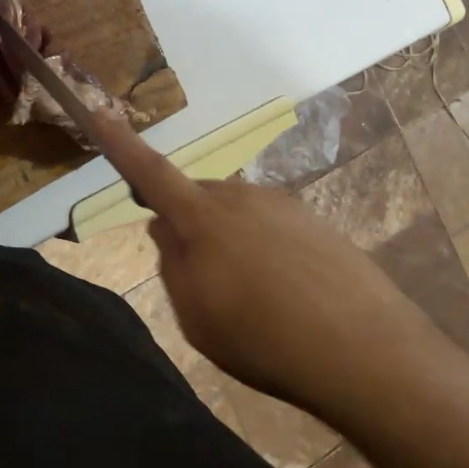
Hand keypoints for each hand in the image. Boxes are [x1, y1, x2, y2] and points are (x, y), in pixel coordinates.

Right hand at [92, 114, 446, 414]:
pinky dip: (268, 255)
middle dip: (191, 227)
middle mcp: (241, 197)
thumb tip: (167, 229)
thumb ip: (172, 264)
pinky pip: (274, 230)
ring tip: (256, 302)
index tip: (98, 111)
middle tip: (205, 282)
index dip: (120, 144)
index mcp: (202, 217)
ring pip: (237, 216)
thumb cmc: (264, 338)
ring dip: (233, 244)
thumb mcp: (195, 314)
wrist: (370, 356)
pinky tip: (290, 300)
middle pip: (198, 200)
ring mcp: (284, 206)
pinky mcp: (319, 225)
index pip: (149, 172)